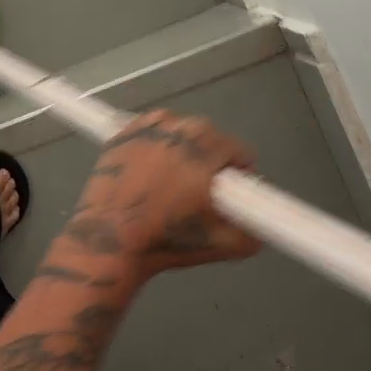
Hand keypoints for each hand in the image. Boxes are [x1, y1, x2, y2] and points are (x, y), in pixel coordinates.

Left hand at [60, 111, 261, 280]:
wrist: (111, 237)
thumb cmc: (167, 239)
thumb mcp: (224, 244)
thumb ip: (253, 231)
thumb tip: (259, 223)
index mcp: (203, 153)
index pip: (238, 148)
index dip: (240, 169)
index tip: (235, 187)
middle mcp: (175, 131)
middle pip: (208, 132)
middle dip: (214, 154)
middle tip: (206, 182)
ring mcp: (144, 129)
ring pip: (178, 125)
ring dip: (185, 142)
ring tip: (179, 171)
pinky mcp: (120, 134)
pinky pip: (148, 125)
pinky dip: (156, 137)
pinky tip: (153, 159)